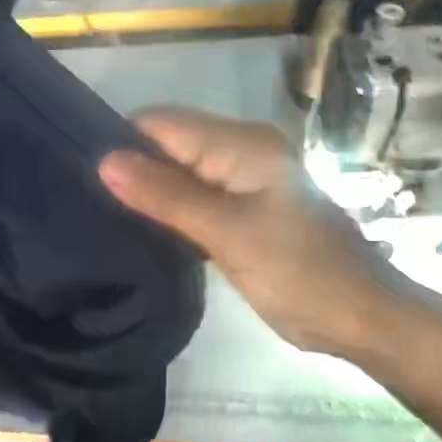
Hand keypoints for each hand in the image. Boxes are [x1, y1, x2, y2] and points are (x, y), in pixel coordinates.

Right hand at [98, 108, 412, 358]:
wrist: (360, 318)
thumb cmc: (300, 273)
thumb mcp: (228, 233)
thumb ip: (166, 196)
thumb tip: (104, 160)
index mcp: (241, 144)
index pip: (161, 123)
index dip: (121, 143)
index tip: (80, 178)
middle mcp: (239, 151)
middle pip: (167, 145)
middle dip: (129, 168)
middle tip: (85, 204)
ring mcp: (241, 181)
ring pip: (177, 174)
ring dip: (145, 193)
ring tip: (101, 217)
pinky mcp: (240, 211)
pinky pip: (192, 199)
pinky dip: (167, 211)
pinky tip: (138, 231)